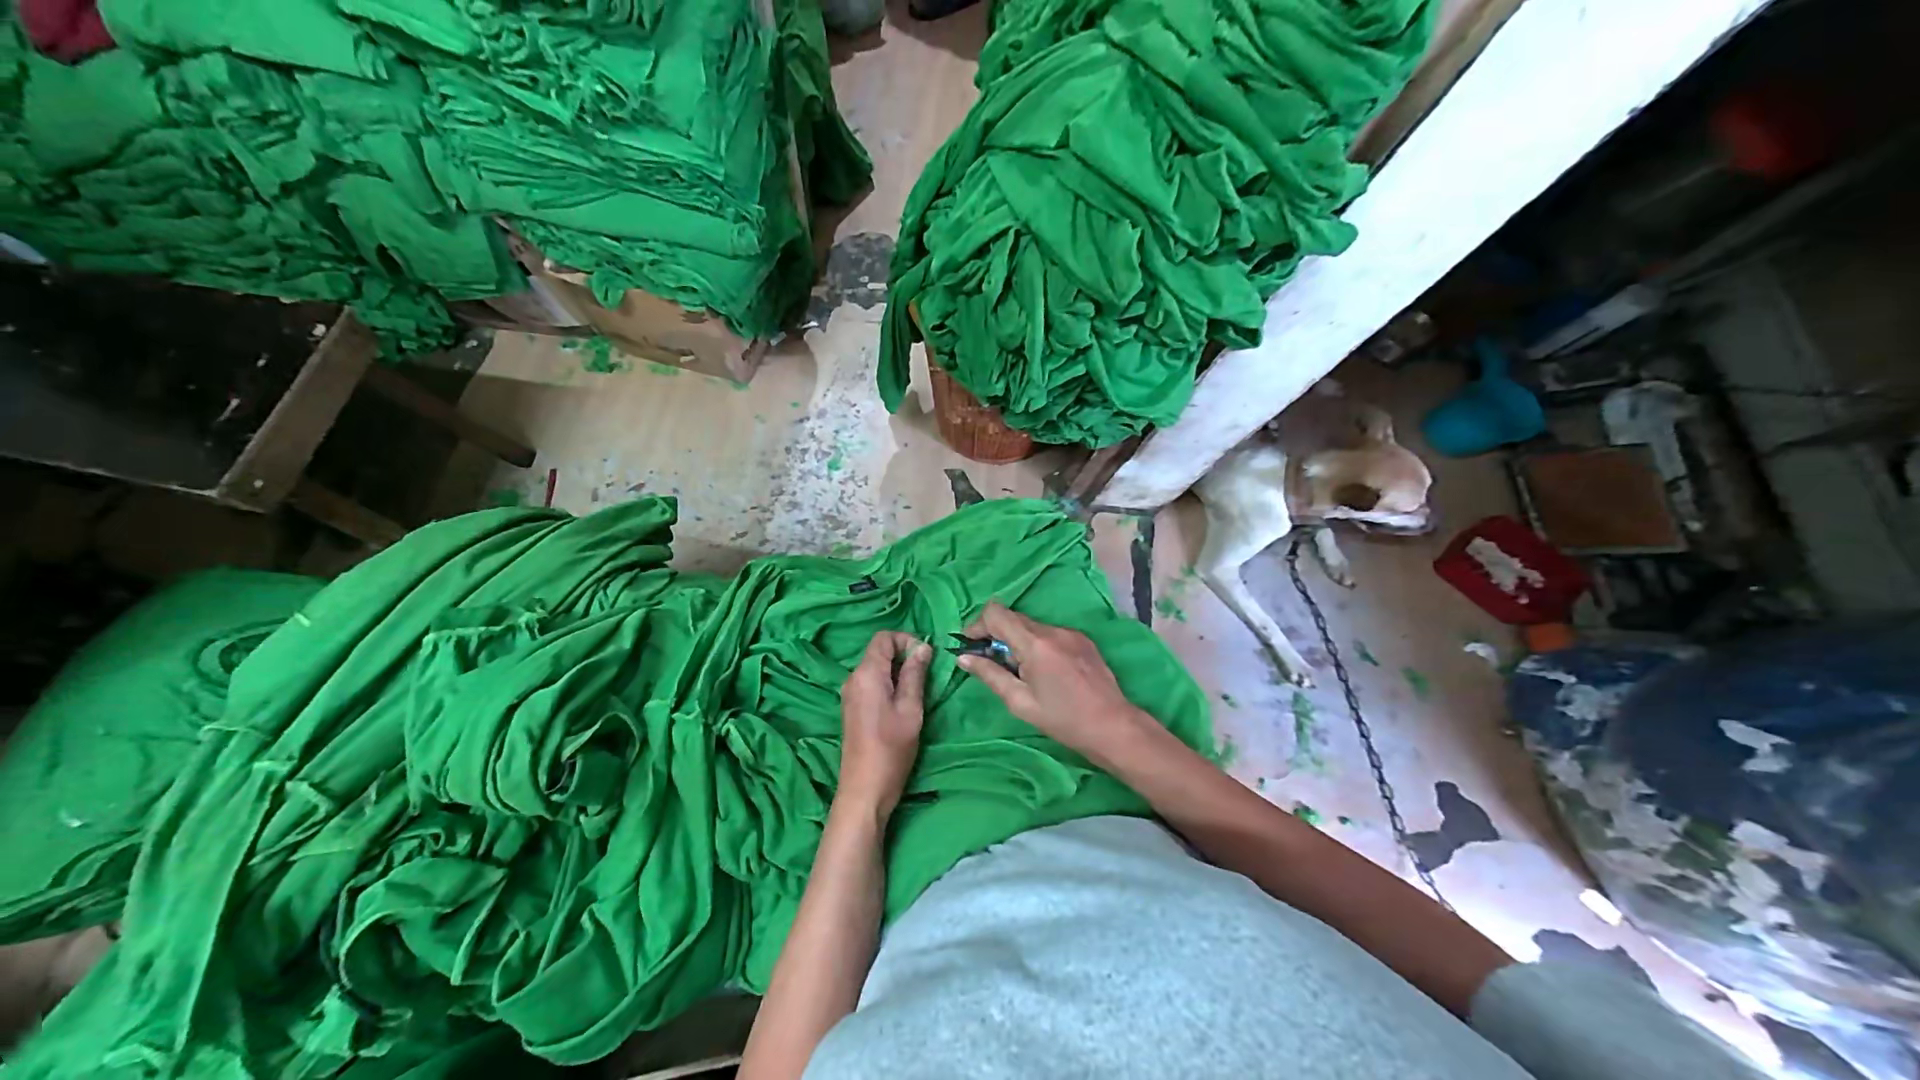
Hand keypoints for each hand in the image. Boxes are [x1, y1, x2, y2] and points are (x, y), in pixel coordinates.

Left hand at [837, 632, 931, 816]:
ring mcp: (850, 694)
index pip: (883, 637)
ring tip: (917, 692)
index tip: (926, 657)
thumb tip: (923, 647)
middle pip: (879, 651)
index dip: (906, 639)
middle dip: (904, 656)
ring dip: (898, 672)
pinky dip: (888, 685)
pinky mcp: (852, 708)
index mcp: (866, 673)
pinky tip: (902, 705)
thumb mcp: (911, 709)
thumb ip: (915, 674)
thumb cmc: (891, 748)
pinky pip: (871, 683)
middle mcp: (853, 678)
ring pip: (876, 668)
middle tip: (927, 676)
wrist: (864, 789)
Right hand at [957, 602, 1155, 762]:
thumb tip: (964, 657)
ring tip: (1021, 673)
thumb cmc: (1063, 720)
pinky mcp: (1083, 640)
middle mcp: (1053, 630)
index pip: (996, 613)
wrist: (1113, 726)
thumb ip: (990, 675)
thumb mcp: (1019, 702)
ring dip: (1017, 641)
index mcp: (1035, 643)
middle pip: (1013, 617)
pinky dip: (1037, 645)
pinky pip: (1050, 634)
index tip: (972, 647)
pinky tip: (1045, 673)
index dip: (977, 625)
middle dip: (996, 635)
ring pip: (1031, 626)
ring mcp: (1070, 633)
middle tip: (992, 664)